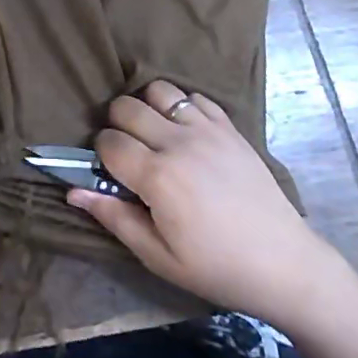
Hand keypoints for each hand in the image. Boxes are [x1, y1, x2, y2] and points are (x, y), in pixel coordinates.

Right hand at [68, 81, 346, 325]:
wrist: (283, 262)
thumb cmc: (216, 267)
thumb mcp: (158, 256)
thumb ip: (114, 217)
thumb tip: (73, 191)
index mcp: (158, 177)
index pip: (108, 141)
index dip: (100, 154)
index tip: (109, 171)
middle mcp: (179, 142)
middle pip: (127, 106)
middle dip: (116, 124)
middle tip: (127, 152)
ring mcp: (208, 129)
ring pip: (159, 90)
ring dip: (147, 107)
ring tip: (154, 135)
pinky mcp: (229, 127)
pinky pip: (194, 96)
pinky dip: (181, 106)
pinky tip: (185, 133)